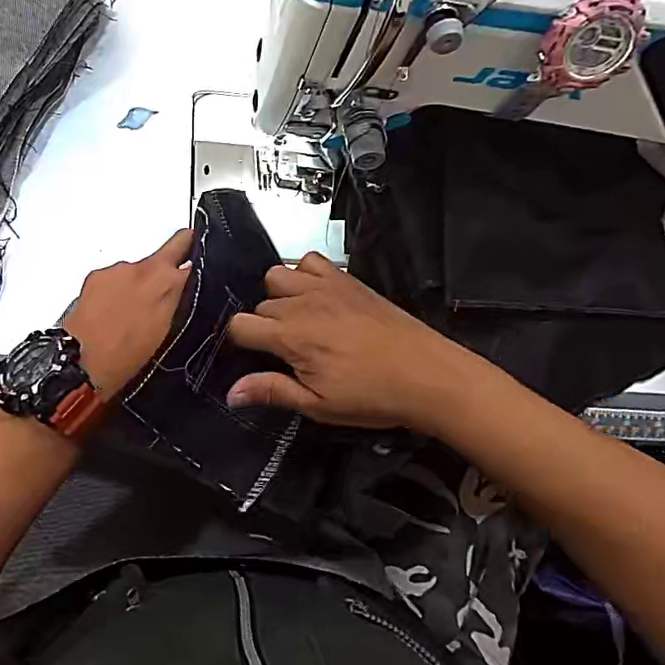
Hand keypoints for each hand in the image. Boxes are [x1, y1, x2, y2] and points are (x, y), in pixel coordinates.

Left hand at [62, 229, 192, 397]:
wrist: (82, 361)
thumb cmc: (128, 355)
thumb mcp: (167, 331)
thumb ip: (179, 299)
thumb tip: (186, 281)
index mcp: (168, 280)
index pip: (191, 252)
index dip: (197, 258)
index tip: (200, 264)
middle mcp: (143, 267)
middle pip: (166, 253)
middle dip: (172, 263)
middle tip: (173, 286)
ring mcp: (118, 270)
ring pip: (139, 270)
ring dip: (141, 284)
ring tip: (136, 313)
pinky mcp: (96, 276)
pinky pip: (115, 278)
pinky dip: (118, 290)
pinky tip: (114, 312)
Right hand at [225, 252, 503, 435]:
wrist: (430, 376)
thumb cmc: (378, 394)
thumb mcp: (320, 405)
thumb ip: (272, 391)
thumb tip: (234, 393)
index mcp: (292, 337)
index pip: (240, 325)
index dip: (240, 342)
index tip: (253, 354)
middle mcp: (303, 304)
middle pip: (258, 304)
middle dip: (263, 325)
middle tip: (285, 348)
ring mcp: (324, 287)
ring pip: (276, 275)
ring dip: (278, 295)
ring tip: (295, 318)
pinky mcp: (345, 280)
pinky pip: (309, 259)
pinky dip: (304, 272)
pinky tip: (315, 295)